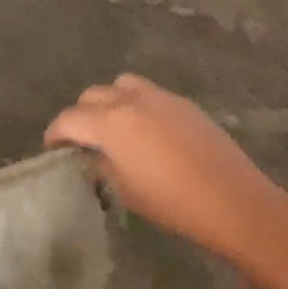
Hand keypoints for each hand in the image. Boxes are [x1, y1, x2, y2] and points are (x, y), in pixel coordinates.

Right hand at [45, 74, 285, 255]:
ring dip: (109, 101)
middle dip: (80, 115)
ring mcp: (161, 98)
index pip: (69, 119)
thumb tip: (93, 156)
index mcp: (111, 123)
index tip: (52, 149)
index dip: (55, 133)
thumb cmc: (172, 203)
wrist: (234, 201)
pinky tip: (146, 132)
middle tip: (81, 140)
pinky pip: (149, 94)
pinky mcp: (185, 105)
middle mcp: (131, 101)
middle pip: (92, 95)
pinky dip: (136, 105)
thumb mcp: (125, 190)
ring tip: (113, 127)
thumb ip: (101, 165)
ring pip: (121, 85)